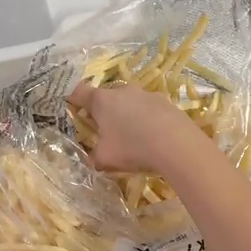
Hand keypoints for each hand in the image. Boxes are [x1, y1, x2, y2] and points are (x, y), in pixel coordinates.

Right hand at [68, 81, 202, 173]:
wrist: (178, 146)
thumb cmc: (132, 148)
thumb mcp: (104, 159)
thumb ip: (93, 157)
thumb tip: (92, 160)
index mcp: (102, 100)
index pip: (79, 92)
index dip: (73, 100)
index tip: (72, 109)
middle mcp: (123, 91)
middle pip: (106, 97)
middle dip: (102, 111)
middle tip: (103, 130)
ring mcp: (146, 94)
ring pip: (128, 102)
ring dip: (125, 114)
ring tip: (130, 136)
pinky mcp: (166, 102)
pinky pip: (148, 109)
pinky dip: (145, 120)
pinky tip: (151, 138)